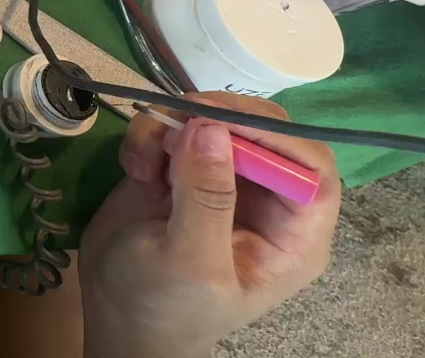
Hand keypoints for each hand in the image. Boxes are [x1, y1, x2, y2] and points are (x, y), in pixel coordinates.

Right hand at [79, 93, 341, 357]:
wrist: (115, 307)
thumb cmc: (167, 302)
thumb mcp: (191, 261)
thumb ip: (205, 198)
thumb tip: (209, 128)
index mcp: (291, 233)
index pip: (309, 168)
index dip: (271, 136)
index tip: (213, 121)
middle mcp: (260, 200)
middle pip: (259, 132)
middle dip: (214, 118)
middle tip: (169, 118)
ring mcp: (214, 181)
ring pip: (206, 123)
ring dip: (165, 129)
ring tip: (141, 166)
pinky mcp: (172, 168)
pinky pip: (165, 129)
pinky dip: (143, 138)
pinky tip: (134, 170)